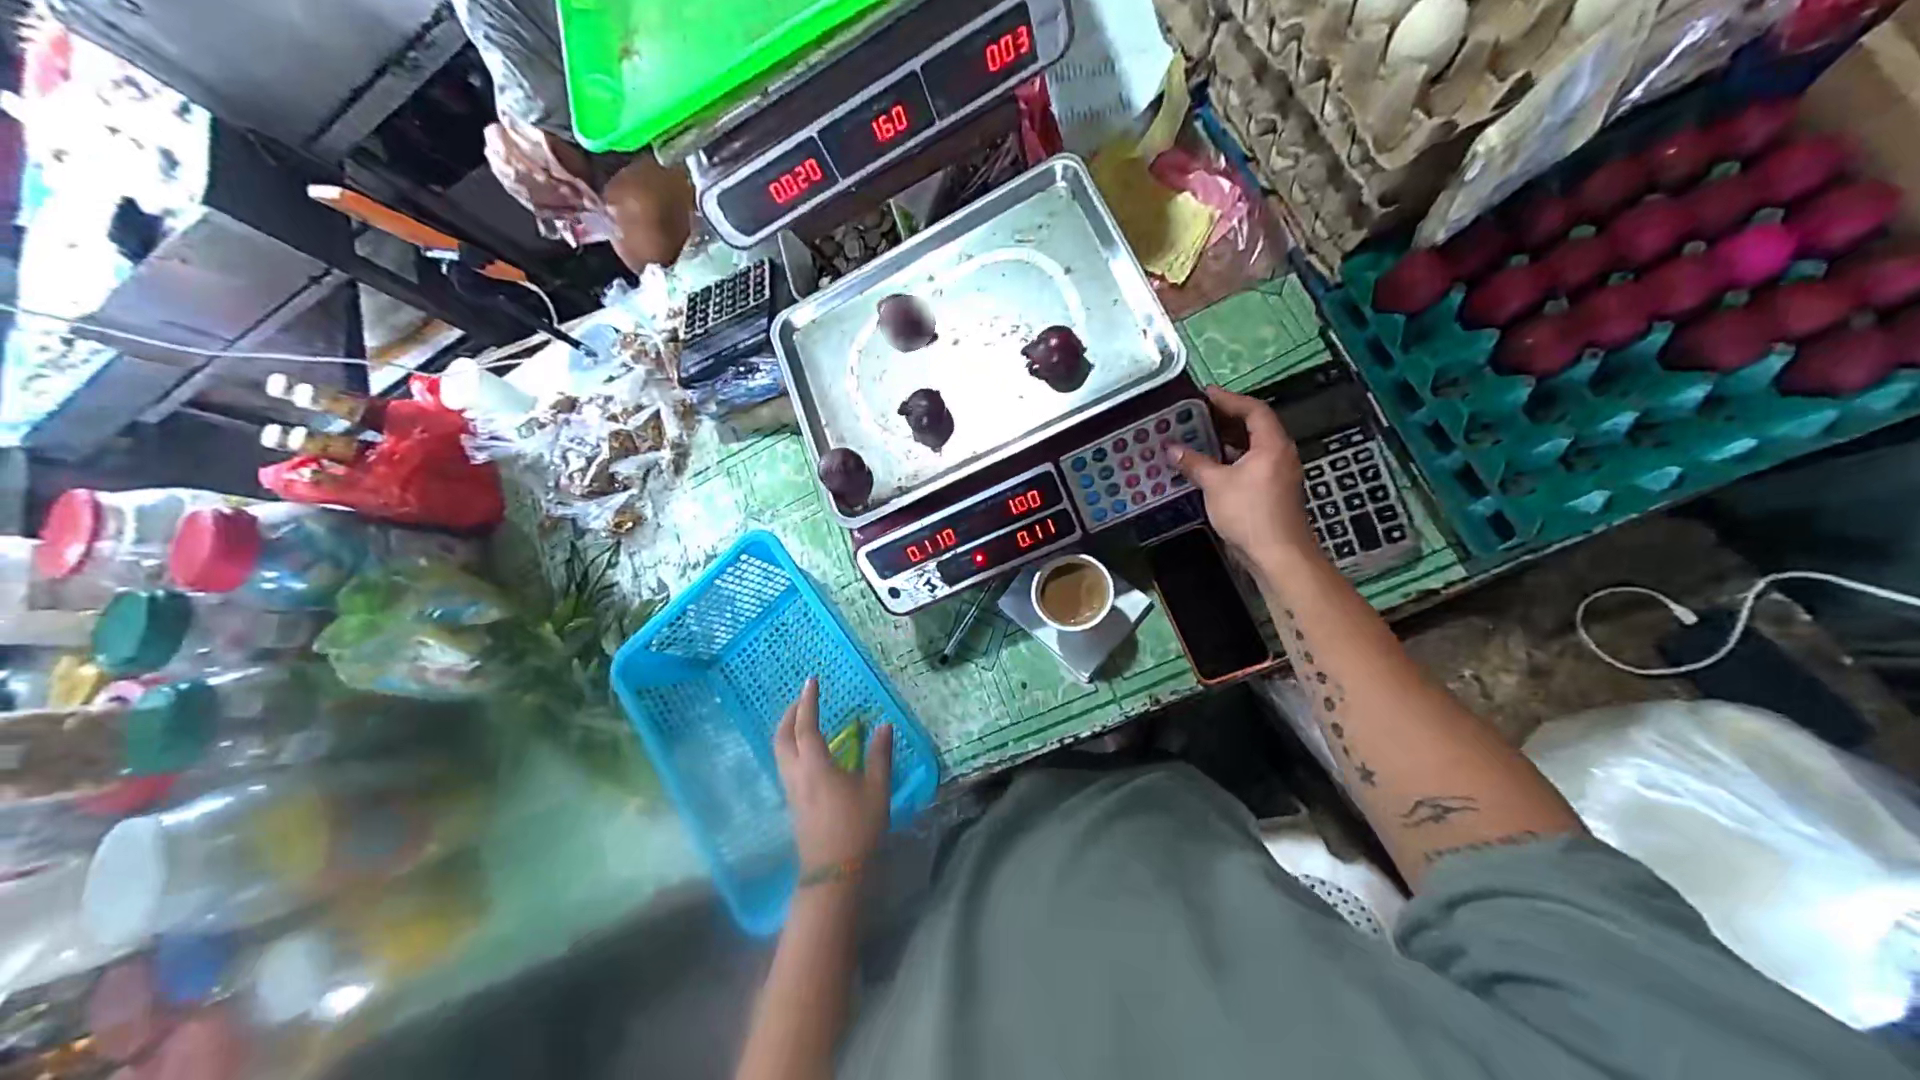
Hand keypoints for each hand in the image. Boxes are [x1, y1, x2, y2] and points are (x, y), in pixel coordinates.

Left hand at [773, 677, 894, 874]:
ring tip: (805, 720)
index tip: (811, 681)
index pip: (806, 726)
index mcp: (816, 766)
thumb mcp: (877, 789)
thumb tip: (883, 726)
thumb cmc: (858, 828)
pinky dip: (791, 747)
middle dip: (790, 714)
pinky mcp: (792, 803)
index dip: (807, 701)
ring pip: (780, 751)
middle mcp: (797, 774)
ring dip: (787, 730)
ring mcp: (791, 790)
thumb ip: (879, 755)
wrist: (835, 873)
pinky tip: (809, 750)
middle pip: (782, 737)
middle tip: (804, 699)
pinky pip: (785, 764)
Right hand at [1169, 386, 1318, 564]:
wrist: (1278, 554)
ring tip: (1199, 436)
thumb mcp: (1216, 485)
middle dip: (1226, 419)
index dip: (1229, 399)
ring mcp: (1279, 473)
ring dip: (1227, 440)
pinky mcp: (1273, 491)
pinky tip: (1210, 465)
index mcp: (1272, 445)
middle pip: (1255, 426)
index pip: (1254, 410)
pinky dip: (1231, 459)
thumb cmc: (1249, 513)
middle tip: (1197, 414)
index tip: (1205, 394)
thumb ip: (1194, 463)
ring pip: (1252, 447)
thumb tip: (1172, 449)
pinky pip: (1251, 464)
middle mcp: (1280, 454)